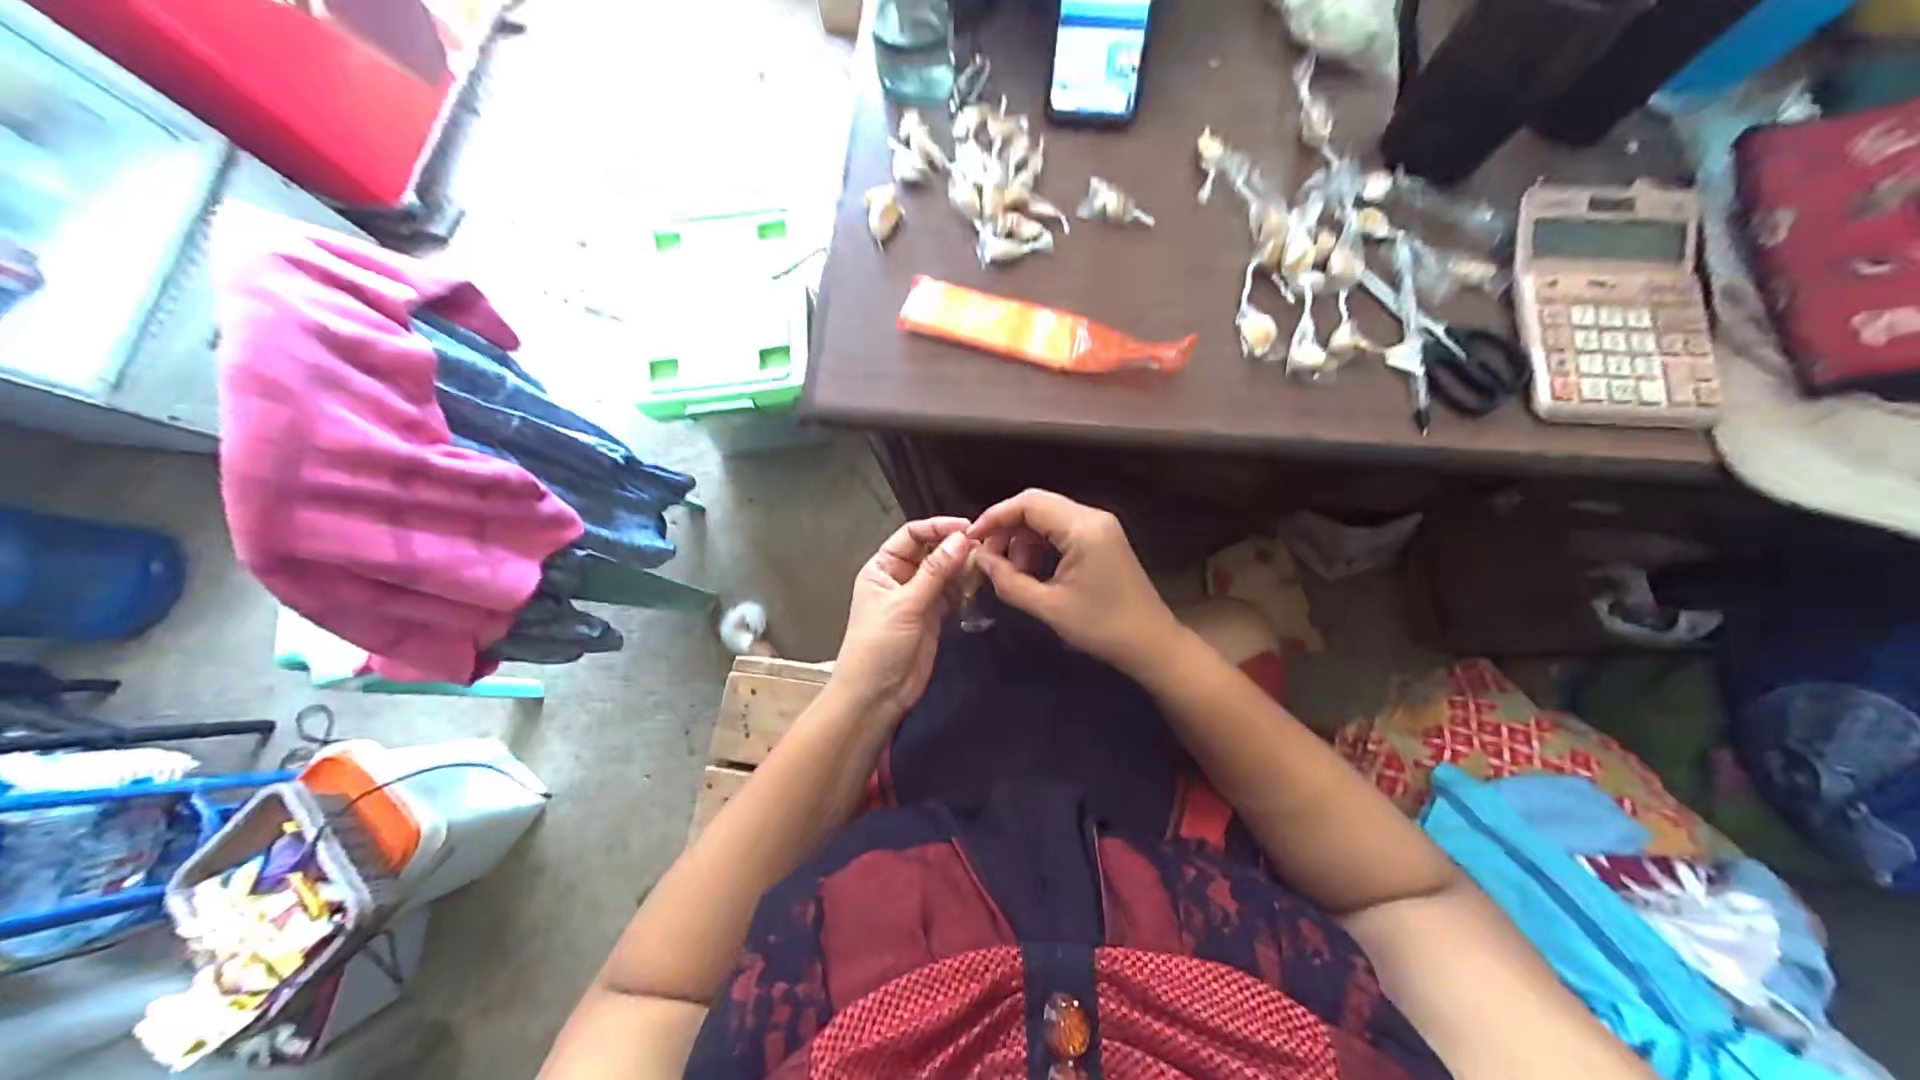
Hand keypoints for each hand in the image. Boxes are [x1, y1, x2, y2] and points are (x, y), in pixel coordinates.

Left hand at [833, 517, 976, 719]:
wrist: (876, 695)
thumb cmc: (878, 646)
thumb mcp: (905, 604)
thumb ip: (935, 572)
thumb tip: (961, 539)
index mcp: (882, 568)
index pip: (911, 535)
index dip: (937, 527)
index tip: (966, 527)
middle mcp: (900, 578)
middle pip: (931, 551)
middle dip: (954, 547)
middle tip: (984, 545)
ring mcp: (918, 598)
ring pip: (945, 572)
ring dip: (963, 567)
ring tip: (986, 563)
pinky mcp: (934, 616)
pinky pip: (952, 593)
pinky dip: (966, 587)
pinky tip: (980, 583)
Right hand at [969, 489, 1181, 675]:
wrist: (1151, 644)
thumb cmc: (1102, 628)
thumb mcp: (1048, 607)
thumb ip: (1008, 580)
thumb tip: (980, 559)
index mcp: (1082, 528)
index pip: (1028, 503)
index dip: (994, 517)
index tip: (972, 540)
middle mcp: (1092, 517)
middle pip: (1036, 504)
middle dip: (1006, 528)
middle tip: (988, 558)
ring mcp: (1100, 526)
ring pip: (1047, 516)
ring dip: (1022, 539)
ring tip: (1013, 572)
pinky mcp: (1102, 538)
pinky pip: (1061, 529)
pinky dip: (1040, 544)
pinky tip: (1032, 571)